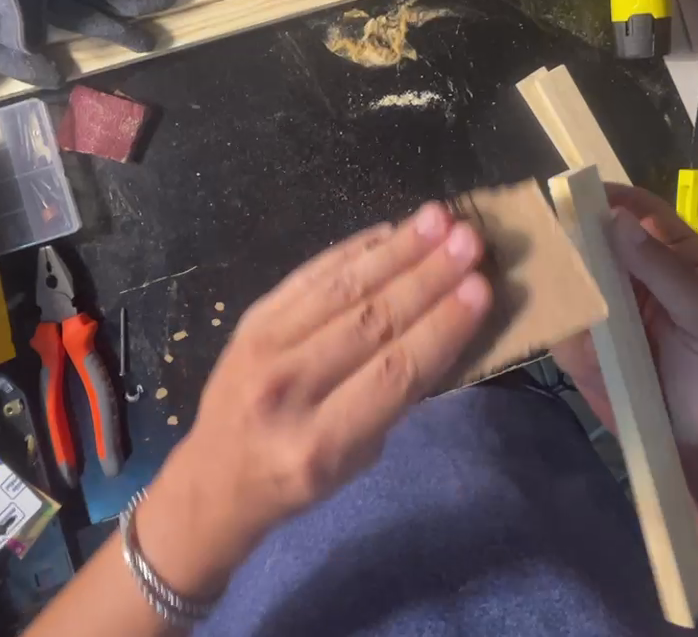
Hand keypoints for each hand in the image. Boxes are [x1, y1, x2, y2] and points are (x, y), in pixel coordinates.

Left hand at [132, 202, 493, 597]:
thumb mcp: (356, 459)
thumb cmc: (300, 477)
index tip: (482, 286)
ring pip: (343, 288)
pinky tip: (389, 231)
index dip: (441, 327)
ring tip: (437, 219)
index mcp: (319, 444)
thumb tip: (445, 321)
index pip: (393, 373)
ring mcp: (263, 346)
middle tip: (470, 239)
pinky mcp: (252, 317)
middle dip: (427, 276)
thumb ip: (395, 394)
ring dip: (396, 250)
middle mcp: (287, 389)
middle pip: (371, 321)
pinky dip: (354, 249)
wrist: (215, 474)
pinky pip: (311, 274)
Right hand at [550, 184, 697, 455]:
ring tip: (529, 272)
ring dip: (551, 274)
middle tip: (537, 233)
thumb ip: (663, 268)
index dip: (607, 196)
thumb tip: (614, 217)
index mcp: (674, 256)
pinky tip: (539, 316)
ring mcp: (602, 306)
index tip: (572, 194)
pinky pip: (557, 318)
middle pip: (591, 236)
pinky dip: (549, 316)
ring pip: (567, 274)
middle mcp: (632, 273)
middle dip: (566, 234)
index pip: (637, 209)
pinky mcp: (579, 340)